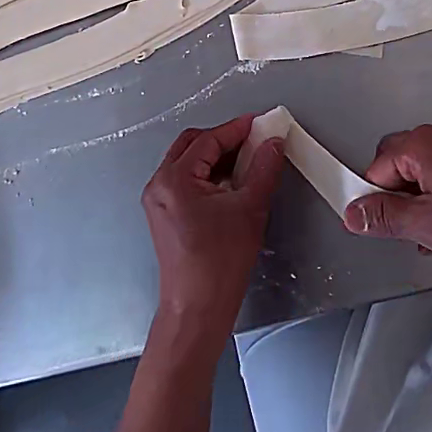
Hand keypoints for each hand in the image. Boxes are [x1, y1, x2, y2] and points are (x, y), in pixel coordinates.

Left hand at [142, 115, 285, 332]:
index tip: (261, 123)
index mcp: (175, 179)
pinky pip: (186, 180)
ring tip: (248, 161)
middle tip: (254, 140)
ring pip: (188, 162)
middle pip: (192, 144)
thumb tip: (273, 143)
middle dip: (224, 139)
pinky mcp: (164, 214)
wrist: (198, 307)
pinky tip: (233, 182)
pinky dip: (209, 174)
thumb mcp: (250, 208)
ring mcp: (158, 200)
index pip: (209, 140)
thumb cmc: (220, 261)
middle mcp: (159, 185)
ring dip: (217, 156)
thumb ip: (264, 169)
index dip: (237, 129)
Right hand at [343, 124, 431, 266]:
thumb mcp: (427, 226)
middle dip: (396, 202)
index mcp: (420, 145)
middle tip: (409, 231)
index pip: (373, 169)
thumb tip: (356, 213)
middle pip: (395, 168)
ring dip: (421, 205)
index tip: (373, 225)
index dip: (372, 201)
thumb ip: (383, 217)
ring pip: (421, 177)